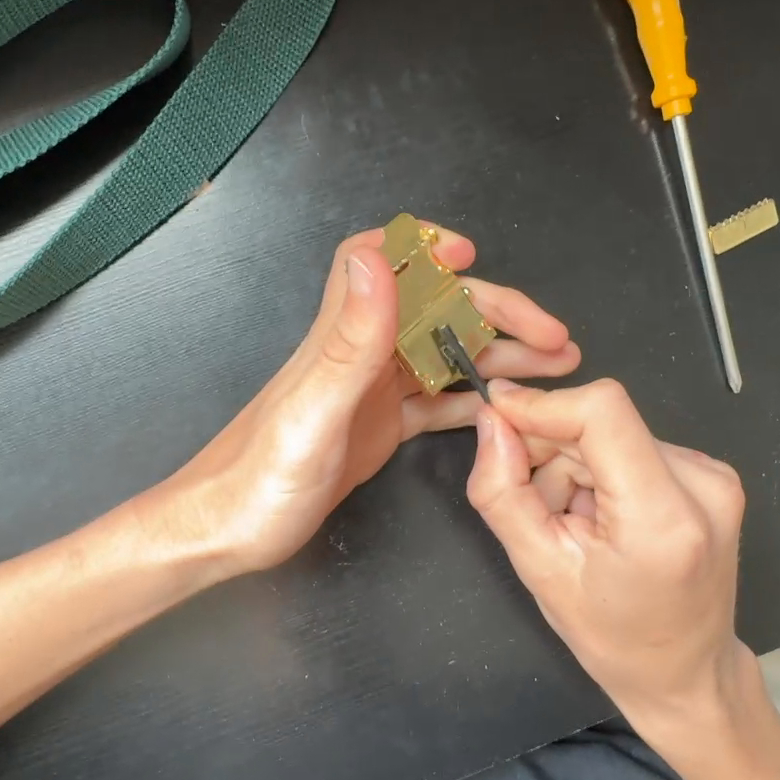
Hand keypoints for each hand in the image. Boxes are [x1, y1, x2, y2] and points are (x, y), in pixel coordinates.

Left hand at [167, 225, 579, 575]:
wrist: (224, 533)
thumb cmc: (261, 480)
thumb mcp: (312, 411)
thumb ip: (349, 339)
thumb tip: (378, 256)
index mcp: (341, 340)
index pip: (373, 260)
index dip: (420, 246)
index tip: (470, 254)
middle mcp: (357, 355)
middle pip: (432, 310)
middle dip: (494, 313)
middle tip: (554, 338)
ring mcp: (368, 393)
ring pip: (441, 355)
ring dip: (495, 355)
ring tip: (554, 367)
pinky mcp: (374, 429)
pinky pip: (431, 402)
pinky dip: (469, 398)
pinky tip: (504, 408)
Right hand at [466, 378, 749, 749]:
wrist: (687, 673)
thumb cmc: (611, 636)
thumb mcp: (538, 570)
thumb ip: (502, 492)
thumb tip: (490, 422)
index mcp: (663, 515)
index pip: (602, 410)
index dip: (542, 405)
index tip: (496, 416)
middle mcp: (701, 482)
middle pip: (598, 422)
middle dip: (549, 450)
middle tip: (533, 504)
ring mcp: (713, 475)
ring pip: (608, 433)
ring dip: (571, 465)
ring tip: (570, 524)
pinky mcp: (709, 474)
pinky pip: (629, 445)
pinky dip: (597, 471)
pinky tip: (597, 517)